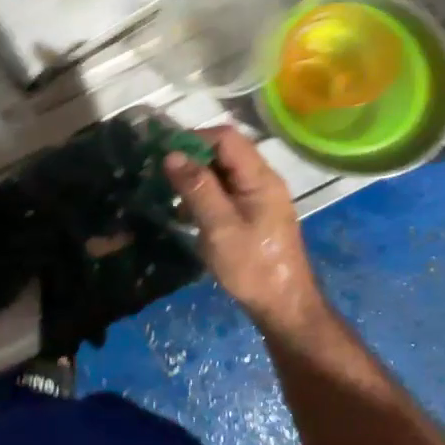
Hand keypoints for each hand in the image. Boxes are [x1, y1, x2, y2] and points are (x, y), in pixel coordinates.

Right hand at [164, 126, 324, 332]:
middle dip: (192, 158)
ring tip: (169, 195)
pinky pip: (225, 193)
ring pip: (223, 173)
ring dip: (195, 178)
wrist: (283, 307)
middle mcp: (262, 181)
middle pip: (224, 152)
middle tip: (161, 175)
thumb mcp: (219, 227)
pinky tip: (185, 214)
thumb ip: (197, 188)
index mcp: (260, 178)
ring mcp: (259, 198)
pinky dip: (203, 196)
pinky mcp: (252, 215)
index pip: (226, 138)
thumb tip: (171, 154)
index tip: (164, 154)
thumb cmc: (252, 267)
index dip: (194, 139)